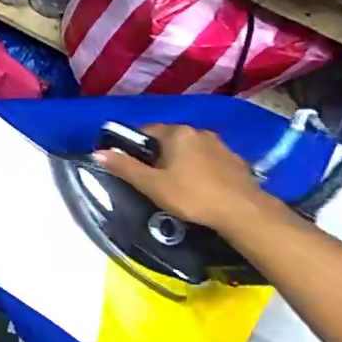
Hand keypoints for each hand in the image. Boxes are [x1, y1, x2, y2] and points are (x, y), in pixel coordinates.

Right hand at [91, 123, 284, 231]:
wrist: (242, 211)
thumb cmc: (192, 196)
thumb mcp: (153, 185)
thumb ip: (125, 167)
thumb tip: (98, 152)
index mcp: (176, 133)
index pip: (146, 130)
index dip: (135, 147)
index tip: (132, 167)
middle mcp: (198, 131)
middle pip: (168, 139)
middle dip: (158, 155)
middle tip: (153, 180)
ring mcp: (219, 143)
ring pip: (189, 148)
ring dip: (180, 161)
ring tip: (177, 185)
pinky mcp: (234, 159)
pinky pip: (207, 158)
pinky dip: (199, 168)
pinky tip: (200, 187)